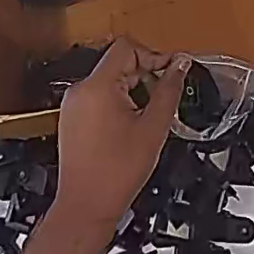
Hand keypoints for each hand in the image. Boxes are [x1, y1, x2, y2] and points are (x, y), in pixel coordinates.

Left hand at [54, 38, 191, 230]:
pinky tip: (131, 125)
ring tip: (147, 115)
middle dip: (145, 75)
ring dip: (134, 89)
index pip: (127, 48)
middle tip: (164, 97)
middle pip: (119, 62)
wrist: (86, 206)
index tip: (172, 71)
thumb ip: (169, 89)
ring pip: (110, 79)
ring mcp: (73, 104)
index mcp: (98, 87)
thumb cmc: (115, 173)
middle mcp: (80, 91)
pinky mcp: (72, 117)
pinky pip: (99, 95)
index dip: (154, 56)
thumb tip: (180, 64)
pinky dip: (119, 101)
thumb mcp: (154, 126)